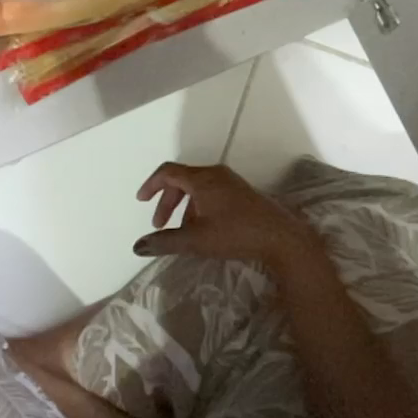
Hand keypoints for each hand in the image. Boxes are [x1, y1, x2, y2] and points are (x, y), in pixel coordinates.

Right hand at [132, 163, 324, 271]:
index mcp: (202, 178)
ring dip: (184, 206)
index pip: (168, 172)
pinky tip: (204, 229)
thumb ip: (165, 242)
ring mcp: (230, 182)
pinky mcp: (241, 192)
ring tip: (183, 232)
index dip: (151, 185)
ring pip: (197, 188)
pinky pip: (211, 192)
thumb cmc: (236, 234)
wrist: (280, 237)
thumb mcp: (196, 240)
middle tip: (160, 225)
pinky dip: (199, 206)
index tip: (141, 200)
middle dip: (167, 201)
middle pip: (182, 180)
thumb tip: (138, 246)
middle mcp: (215, 174)